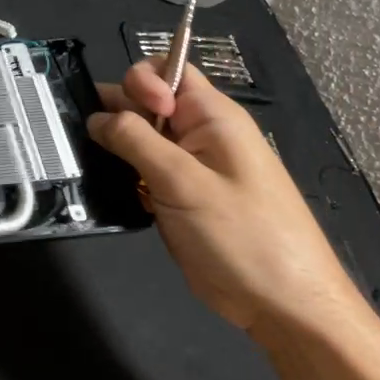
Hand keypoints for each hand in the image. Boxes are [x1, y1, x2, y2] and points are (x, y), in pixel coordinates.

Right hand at [88, 59, 365, 343]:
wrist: (286, 310)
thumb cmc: (245, 237)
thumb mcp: (183, 182)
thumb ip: (135, 140)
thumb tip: (96, 117)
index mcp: (212, 118)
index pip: (167, 69)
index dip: (142, 80)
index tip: (135, 113)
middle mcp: (199, 134)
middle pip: (144, 102)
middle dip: (116, 113)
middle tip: (98, 143)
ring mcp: (188, 167)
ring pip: (137, 137)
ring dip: (115, 147)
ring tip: (94, 164)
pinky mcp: (178, 196)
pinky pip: (141, 169)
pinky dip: (123, 174)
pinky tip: (110, 189)